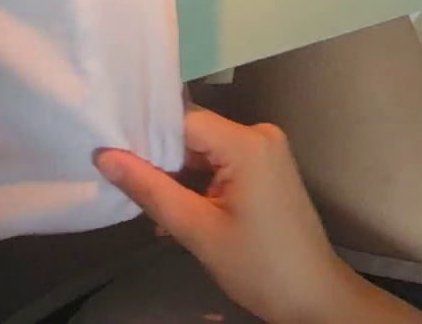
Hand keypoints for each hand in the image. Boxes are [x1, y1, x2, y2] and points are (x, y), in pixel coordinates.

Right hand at [96, 110, 399, 323]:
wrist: (317, 301)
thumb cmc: (260, 267)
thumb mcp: (198, 231)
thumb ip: (150, 189)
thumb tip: (104, 156)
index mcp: (246, 142)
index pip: (182, 120)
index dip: (146, 133)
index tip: (112, 147)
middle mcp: (258, 133)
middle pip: (193, 132)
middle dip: (161, 158)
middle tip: (125, 179)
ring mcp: (266, 148)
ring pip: (204, 148)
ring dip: (178, 175)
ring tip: (149, 205)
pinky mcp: (267, 165)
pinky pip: (221, 160)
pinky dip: (199, 181)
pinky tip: (178, 209)